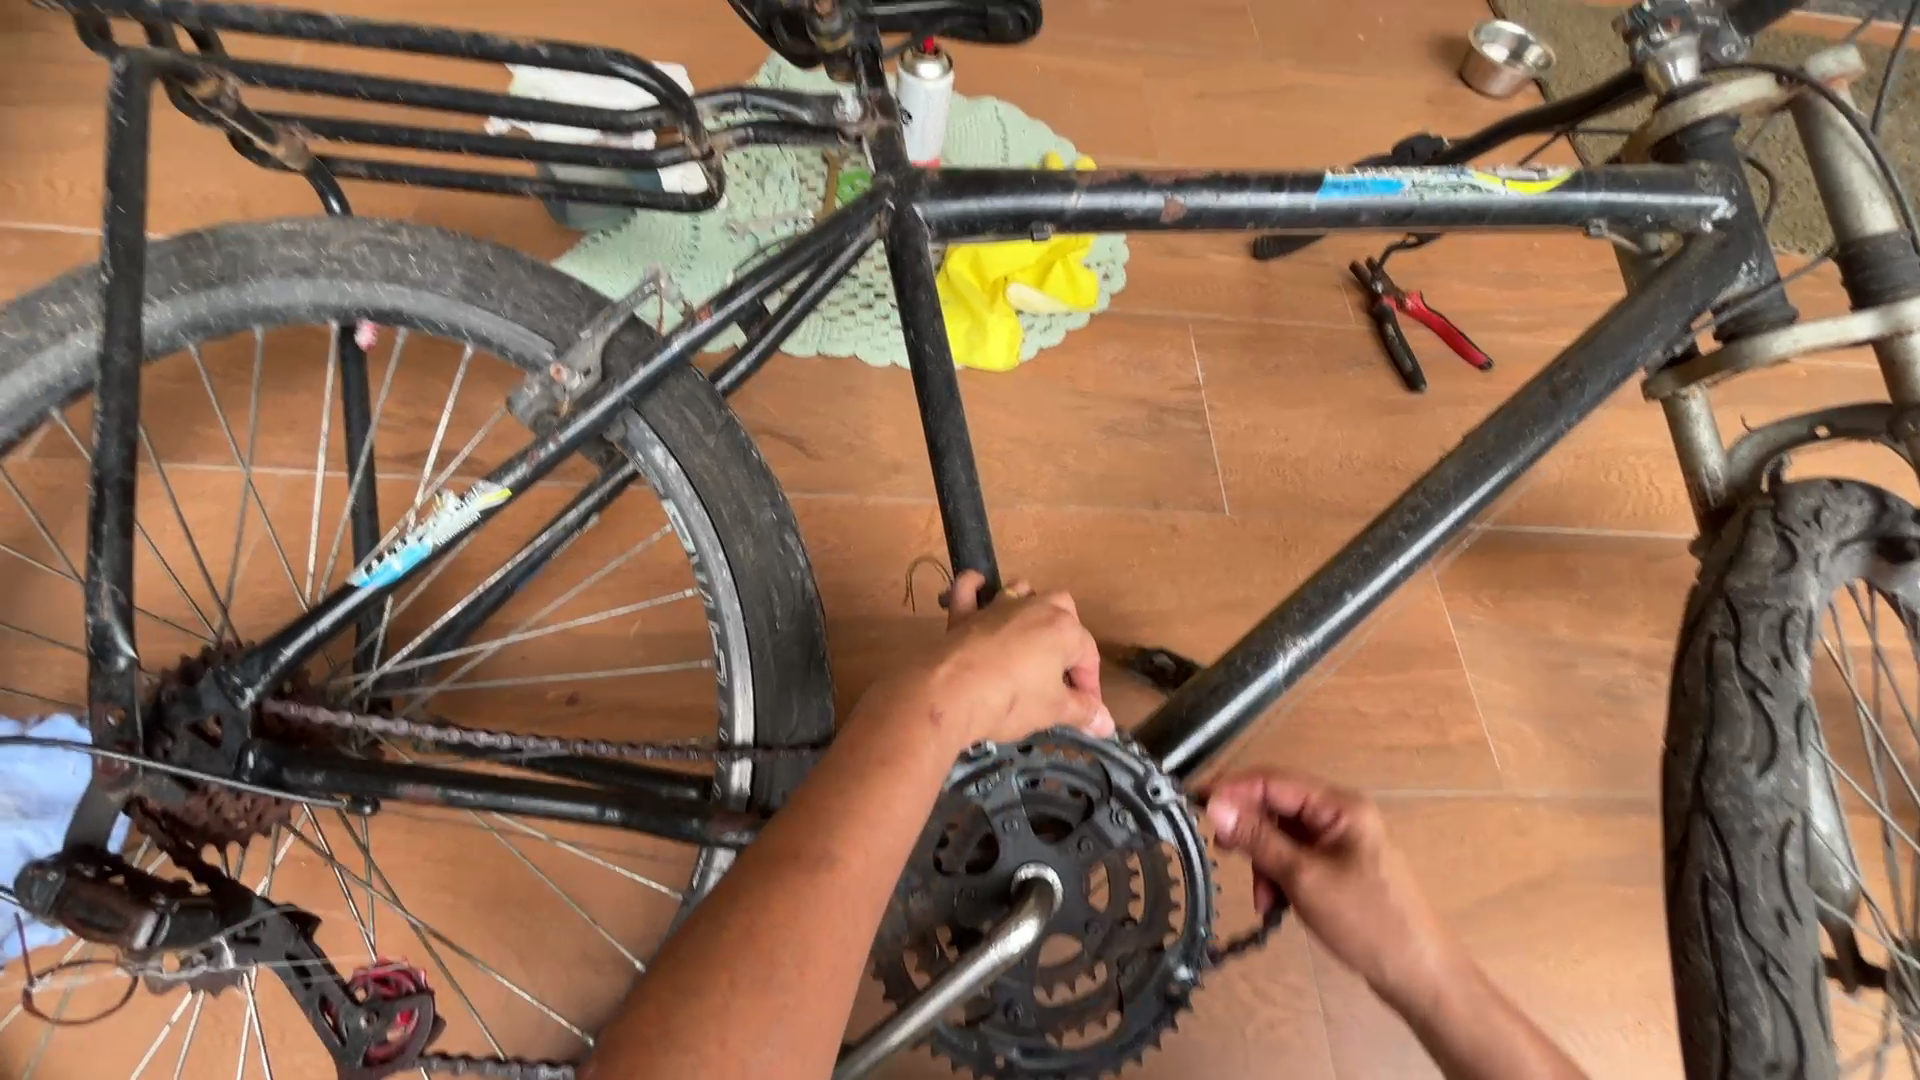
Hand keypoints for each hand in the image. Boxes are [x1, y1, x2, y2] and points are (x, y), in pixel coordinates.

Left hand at [850, 570, 1114, 756]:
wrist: (951, 692)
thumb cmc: (1011, 699)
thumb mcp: (1053, 710)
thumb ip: (1083, 712)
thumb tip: (1107, 724)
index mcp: (1063, 628)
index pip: (1088, 655)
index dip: (1090, 685)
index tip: (1086, 712)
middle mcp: (1034, 608)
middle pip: (1062, 609)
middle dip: (1067, 634)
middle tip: (1060, 670)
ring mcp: (996, 607)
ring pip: (1022, 591)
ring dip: (1029, 607)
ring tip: (1029, 637)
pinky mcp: (964, 614)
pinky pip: (968, 589)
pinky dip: (974, 588)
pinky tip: (978, 590)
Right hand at [1204, 769, 1463, 1009]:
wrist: (1421, 979)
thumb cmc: (1367, 921)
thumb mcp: (1303, 877)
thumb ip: (1257, 838)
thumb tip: (1213, 805)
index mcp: (1339, 806)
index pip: (1272, 781)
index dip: (1232, 789)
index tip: (1196, 804)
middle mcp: (1338, 816)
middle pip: (1275, 807)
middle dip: (1248, 832)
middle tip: (1220, 850)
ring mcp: (1339, 842)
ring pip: (1280, 836)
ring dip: (1263, 862)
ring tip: (1261, 897)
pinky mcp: (1337, 868)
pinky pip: (1293, 858)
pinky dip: (1278, 877)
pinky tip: (1274, 904)